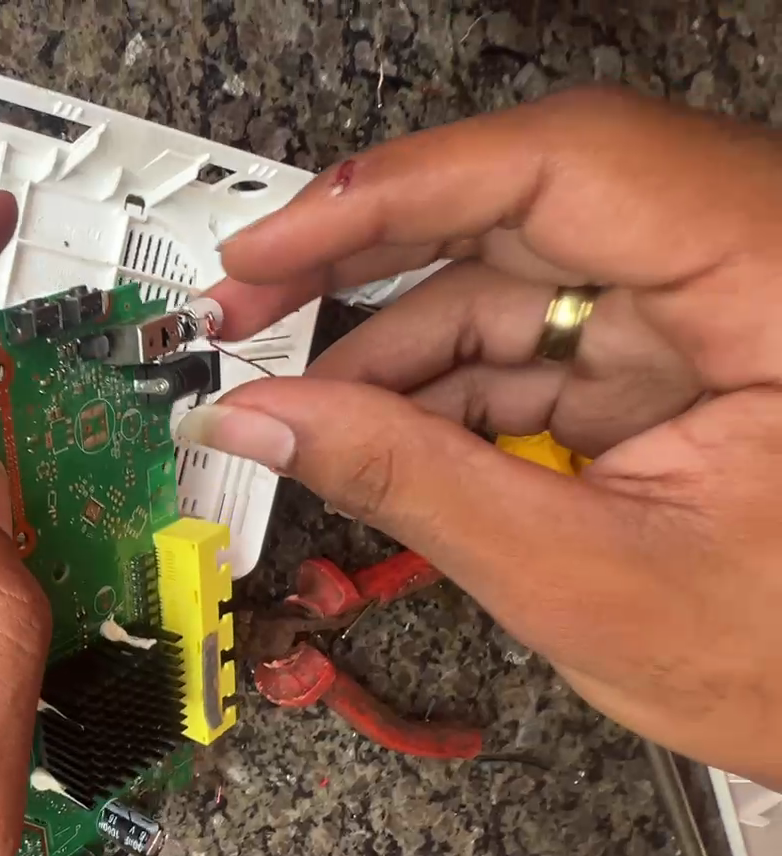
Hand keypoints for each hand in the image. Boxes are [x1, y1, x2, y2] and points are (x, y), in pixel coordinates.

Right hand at [185, 86, 781, 784]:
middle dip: (347, 259)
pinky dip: (412, 393)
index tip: (261, 250)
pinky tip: (357, 438)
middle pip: (509, 208)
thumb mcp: (572, 577)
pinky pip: (501, 348)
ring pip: (489, 286)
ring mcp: (698, 316)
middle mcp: (748, 271)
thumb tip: (249, 424)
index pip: (565, 169)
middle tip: (234, 307)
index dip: (389, 192)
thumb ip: (397, 482)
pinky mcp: (651, 362)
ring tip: (290, 418)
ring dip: (369, 351)